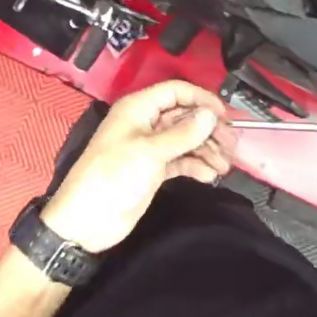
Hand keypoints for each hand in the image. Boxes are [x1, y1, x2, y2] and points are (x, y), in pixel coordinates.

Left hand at [42, 80, 236, 253]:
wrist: (84, 224)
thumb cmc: (111, 178)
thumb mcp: (149, 152)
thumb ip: (183, 133)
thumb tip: (211, 115)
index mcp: (138, 109)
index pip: (177, 92)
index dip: (202, 99)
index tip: (224, 115)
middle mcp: (146, 123)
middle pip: (186, 116)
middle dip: (209, 129)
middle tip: (231, 145)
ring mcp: (151, 147)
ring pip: (187, 139)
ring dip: (207, 150)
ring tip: (224, 166)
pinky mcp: (154, 168)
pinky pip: (182, 159)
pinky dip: (197, 165)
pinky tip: (209, 175)